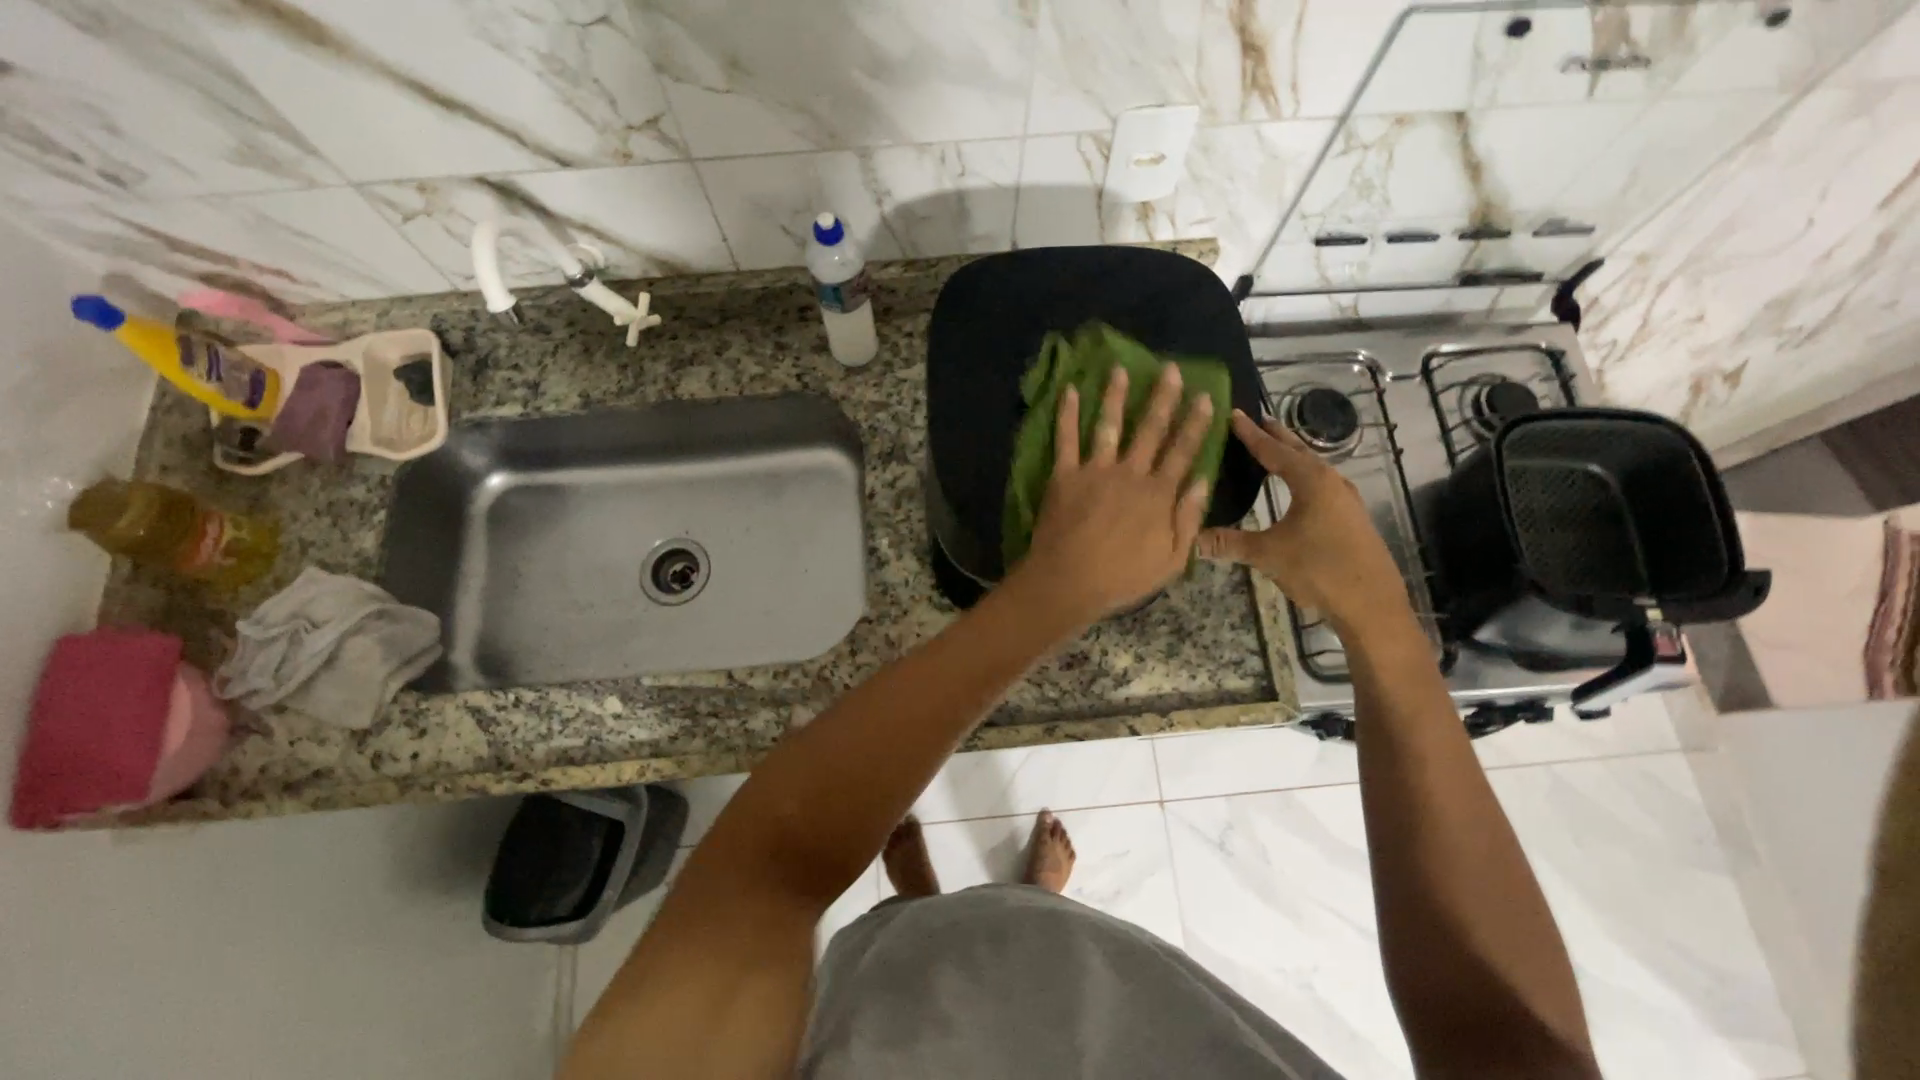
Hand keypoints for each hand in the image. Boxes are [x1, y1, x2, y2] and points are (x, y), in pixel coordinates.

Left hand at [1007, 363, 1213, 626]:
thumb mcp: (1171, 560)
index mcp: (1159, 494)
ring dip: (1115, 396)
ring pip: (1109, 425)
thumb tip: (1203, 481)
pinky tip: (1069, 390)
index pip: (1183, 451)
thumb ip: (1189, 519)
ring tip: (1120, 368)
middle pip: (1150, 429)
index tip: (1205, 396)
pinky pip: (1066, 439)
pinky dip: (1067, 414)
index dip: (1195, 423)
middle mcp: (1130, 474)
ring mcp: (1096, 471)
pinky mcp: (1065, 475)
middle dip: (1163, 397)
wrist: (1069, 581)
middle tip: (1170, 368)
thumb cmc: (1122, 578)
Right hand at [1197, 410, 1412, 634]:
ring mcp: (1346, 500)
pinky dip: (1304, 477)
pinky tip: (1299, 489)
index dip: (1251, 435)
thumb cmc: (1319, 570)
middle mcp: (1331, 482)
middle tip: (1258, 421)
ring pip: (1314, 468)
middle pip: (1299, 452)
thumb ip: (1230, 543)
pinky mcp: (1352, 518)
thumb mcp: (1268, 555)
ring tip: (1276, 450)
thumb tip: (1192, 538)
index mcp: (1311, 481)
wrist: (1371, 603)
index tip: (1235, 415)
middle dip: (1277, 436)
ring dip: (1294, 457)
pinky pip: (1322, 485)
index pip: (1273, 450)